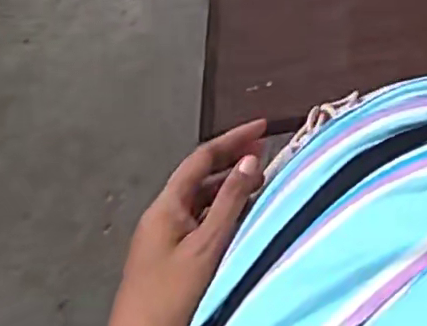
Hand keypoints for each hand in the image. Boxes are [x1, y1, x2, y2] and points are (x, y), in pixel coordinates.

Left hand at [109, 119, 266, 325]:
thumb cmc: (169, 300)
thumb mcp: (207, 246)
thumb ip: (230, 200)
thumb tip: (250, 160)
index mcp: (166, 206)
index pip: (203, 157)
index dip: (234, 138)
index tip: (261, 127)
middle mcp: (162, 217)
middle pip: (201, 175)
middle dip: (233, 159)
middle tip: (264, 150)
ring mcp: (164, 240)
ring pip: (202, 199)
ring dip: (230, 186)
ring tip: (259, 181)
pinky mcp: (169, 261)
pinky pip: (200, 221)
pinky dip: (223, 210)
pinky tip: (241, 217)